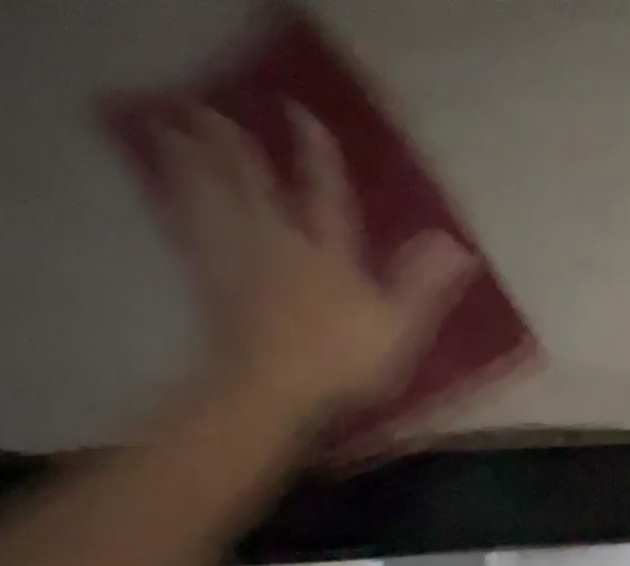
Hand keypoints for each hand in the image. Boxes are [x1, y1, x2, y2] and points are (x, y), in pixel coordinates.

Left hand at [160, 105, 476, 414]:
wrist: (266, 389)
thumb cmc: (341, 359)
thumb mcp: (398, 325)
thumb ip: (424, 283)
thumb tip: (459, 245)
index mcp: (328, 253)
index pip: (325, 195)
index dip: (316, 156)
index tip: (302, 116)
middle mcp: (278, 244)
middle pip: (254, 188)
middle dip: (236, 151)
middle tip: (211, 113)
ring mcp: (238, 261)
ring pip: (214, 202)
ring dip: (194, 166)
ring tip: (175, 133)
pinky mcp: (209, 284)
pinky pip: (191, 233)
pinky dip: (179, 208)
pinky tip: (171, 196)